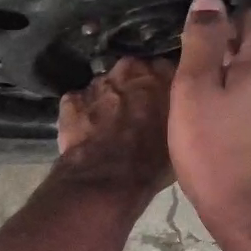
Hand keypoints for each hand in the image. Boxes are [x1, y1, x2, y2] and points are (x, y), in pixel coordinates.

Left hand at [55, 56, 174, 196]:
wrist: (107, 180)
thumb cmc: (152, 162)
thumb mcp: (180, 137)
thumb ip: (178, 114)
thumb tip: (173, 114)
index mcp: (161, 75)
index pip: (166, 71)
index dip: (164, 88)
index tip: (163, 104)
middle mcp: (128, 70)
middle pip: (133, 74)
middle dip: (134, 89)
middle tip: (137, 115)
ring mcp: (96, 83)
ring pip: (105, 87)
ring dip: (108, 102)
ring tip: (110, 128)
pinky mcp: (71, 99)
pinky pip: (80, 103)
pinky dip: (83, 114)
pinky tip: (87, 134)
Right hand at [168, 0, 250, 238]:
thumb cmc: (214, 150)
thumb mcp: (194, 91)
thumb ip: (202, 42)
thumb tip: (209, 0)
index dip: (224, 16)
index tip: (196, 31)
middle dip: (229, 45)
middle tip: (190, 63)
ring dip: (236, 73)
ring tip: (201, 90)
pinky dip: (245, 96)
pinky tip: (220, 114)